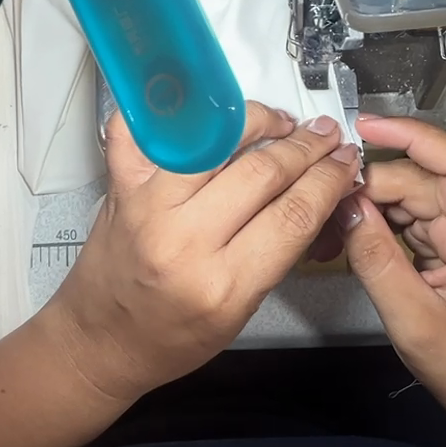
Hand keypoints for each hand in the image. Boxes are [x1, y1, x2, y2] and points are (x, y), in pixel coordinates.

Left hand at [40, 102, 359, 401]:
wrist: (99, 341)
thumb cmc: (171, 337)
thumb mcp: (240, 313)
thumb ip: (276, 252)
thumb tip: (314, 192)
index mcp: (221, 285)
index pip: (293, 215)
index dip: (329, 180)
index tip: (346, 162)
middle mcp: (182, 240)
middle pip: (261, 173)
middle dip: (305, 148)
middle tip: (325, 136)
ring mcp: (145, 207)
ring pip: (213, 141)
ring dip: (255, 120)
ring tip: (280, 121)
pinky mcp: (119, 186)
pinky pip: (140, 130)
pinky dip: (168, 109)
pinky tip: (204, 104)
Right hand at [335, 116, 445, 428]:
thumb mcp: (414, 321)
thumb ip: (377, 261)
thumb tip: (346, 205)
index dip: (412, 137)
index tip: (364, 128)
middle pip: (419, 180)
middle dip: (369, 188)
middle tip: (324, 212)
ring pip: (407, 197)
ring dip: (366, 208)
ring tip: (329, 233)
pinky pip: (405, 219)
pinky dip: (374, 226)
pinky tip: (346, 239)